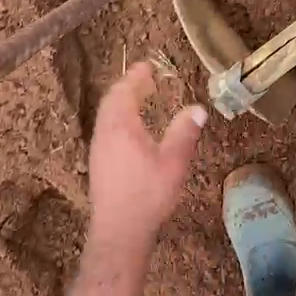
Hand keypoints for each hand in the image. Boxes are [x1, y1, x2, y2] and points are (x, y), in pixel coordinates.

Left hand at [86, 62, 205, 253]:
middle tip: (143, 80)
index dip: (135, 76)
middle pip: (111, 102)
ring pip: (106, 118)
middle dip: (127, 88)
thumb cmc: (148, 193)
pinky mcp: (98, 166)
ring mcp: (98, 150)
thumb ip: (184, 132)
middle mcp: (104, 133)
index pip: (124, 91)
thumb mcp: (174, 161)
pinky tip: (131, 133)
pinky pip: (106, 132)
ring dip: (121, 105)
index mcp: (121, 126)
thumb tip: (198, 109)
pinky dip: (118, 121)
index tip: (146, 65)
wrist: (119, 229)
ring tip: (138, 102)